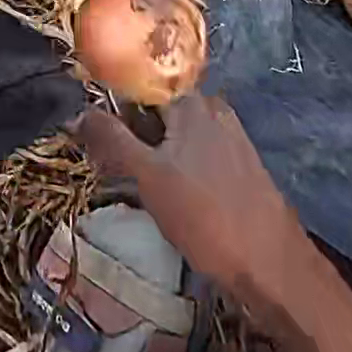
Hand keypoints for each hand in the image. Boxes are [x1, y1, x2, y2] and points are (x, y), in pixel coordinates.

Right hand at [77, 96, 351, 351]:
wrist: (276, 269)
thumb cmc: (207, 216)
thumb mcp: (148, 177)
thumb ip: (111, 139)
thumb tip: (76, 112)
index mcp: (191, 102)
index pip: (140, 82)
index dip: (114, 101)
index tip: (96, 127)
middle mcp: (213, 108)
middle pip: (158, 105)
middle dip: (132, 129)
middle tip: (112, 162)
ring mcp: (231, 135)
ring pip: (177, 130)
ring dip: (153, 148)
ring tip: (138, 181)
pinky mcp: (241, 162)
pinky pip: (197, 148)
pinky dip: (176, 161)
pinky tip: (172, 192)